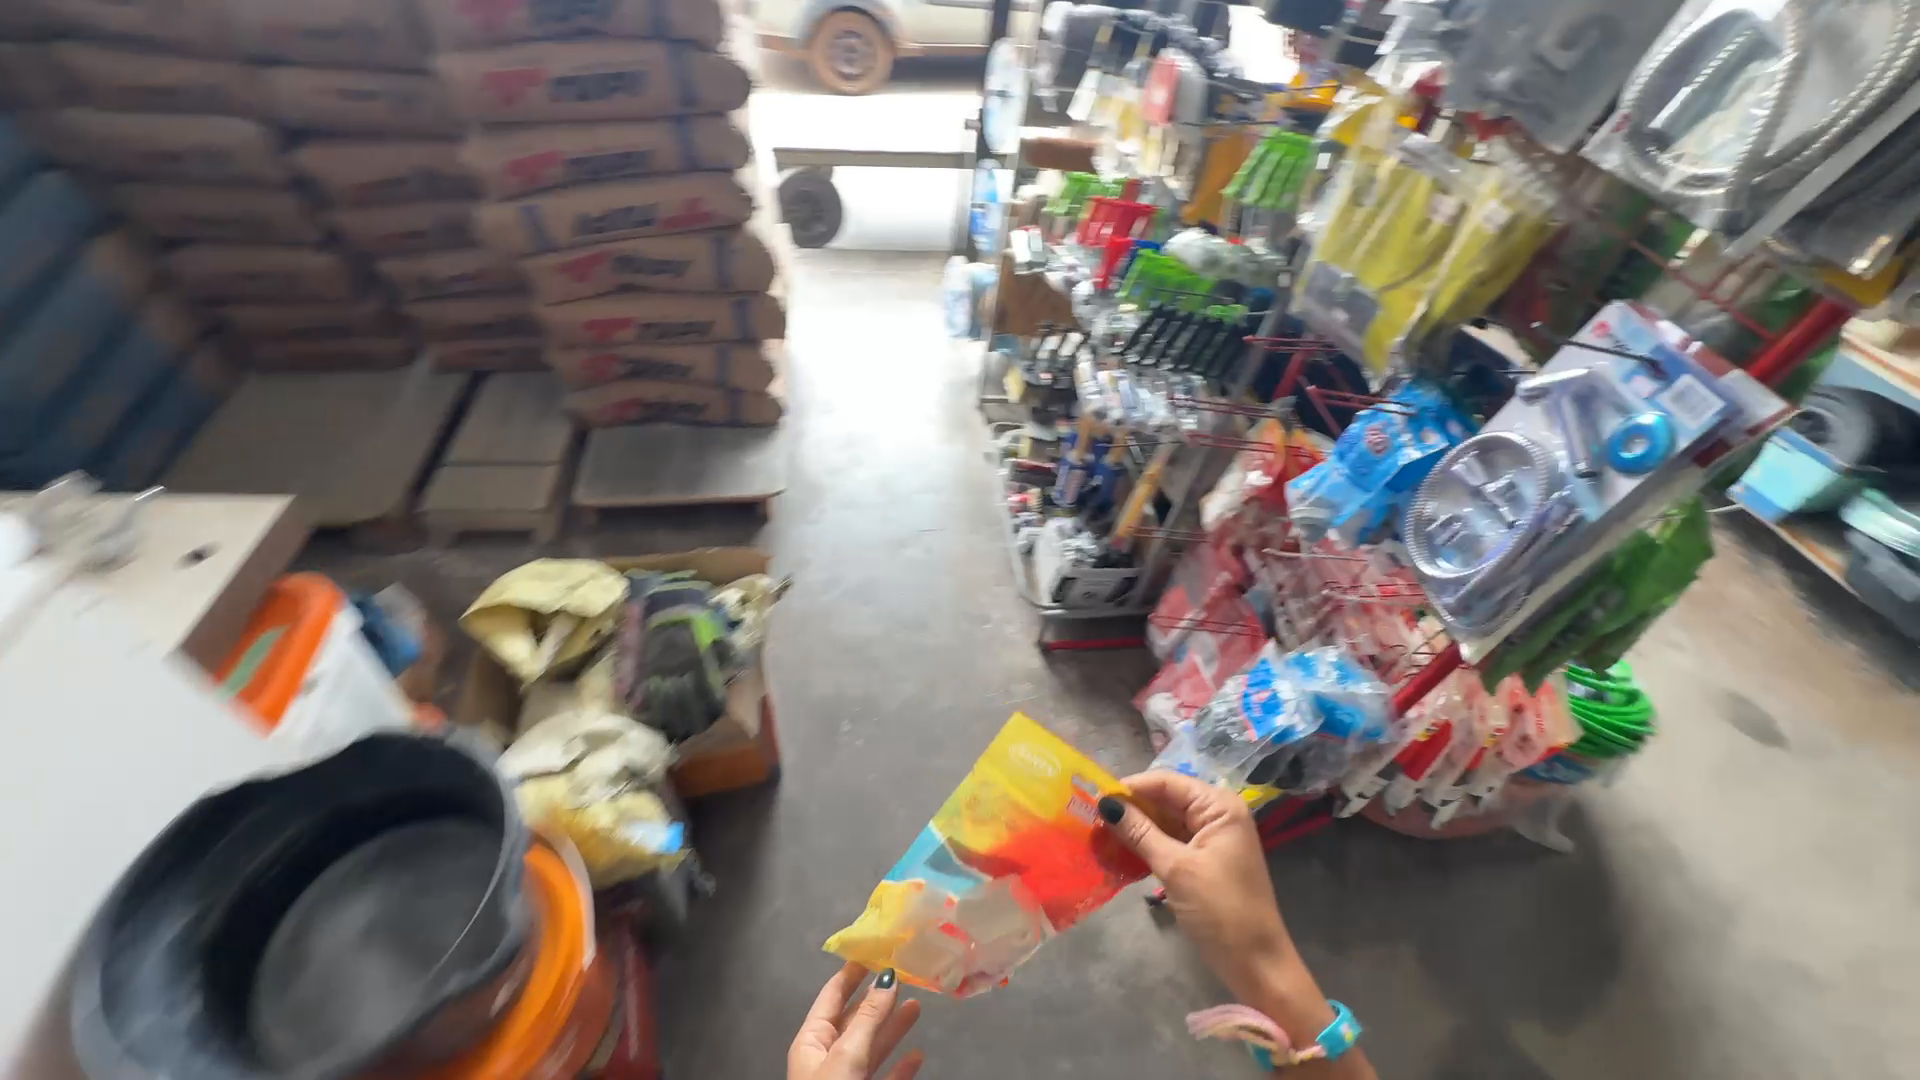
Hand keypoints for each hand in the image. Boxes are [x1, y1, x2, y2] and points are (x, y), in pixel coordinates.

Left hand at [788, 964, 924, 1079]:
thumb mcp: (847, 1054)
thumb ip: (869, 1016)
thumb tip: (888, 976)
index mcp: (812, 1041)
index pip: (834, 993)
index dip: (853, 970)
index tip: (876, 947)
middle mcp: (826, 1058)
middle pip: (856, 1019)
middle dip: (880, 998)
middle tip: (905, 973)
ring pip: (872, 1048)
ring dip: (893, 1028)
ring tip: (916, 1006)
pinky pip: (884, 1077)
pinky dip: (900, 1066)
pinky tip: (917, 1055)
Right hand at [1102, 771, 1375, 1079]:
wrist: (1257, 966)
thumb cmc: (1221, 911)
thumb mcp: (1176, 868)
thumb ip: (1139, 832)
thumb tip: (1105, 803)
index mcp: (1218, 806)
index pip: (1166, 782)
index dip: (1130, 787)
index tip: (1093, 798)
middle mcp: (1217, 813)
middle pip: (1164, 799)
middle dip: (1130, 809)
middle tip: (1091, 819)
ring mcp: (1211, 837)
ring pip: (1164, 821)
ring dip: (1135, 829)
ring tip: (1099, 836)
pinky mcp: (1204, 859)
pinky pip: (1170, 841)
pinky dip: (1147, 845)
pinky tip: (1119, 852)